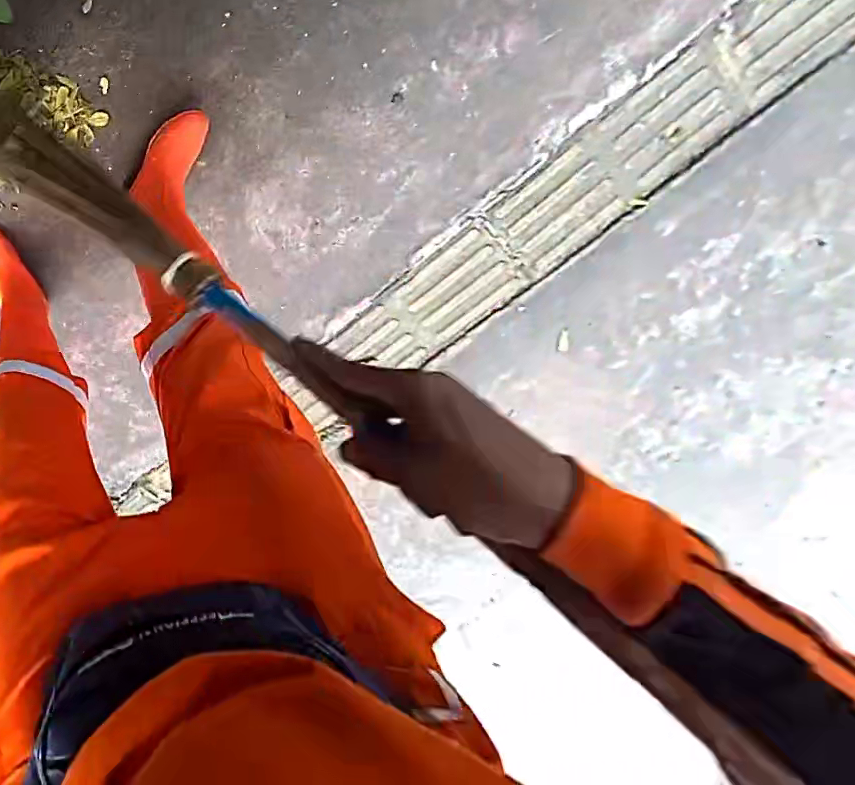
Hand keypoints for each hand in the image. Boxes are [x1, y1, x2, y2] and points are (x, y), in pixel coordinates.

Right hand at [289, 340, 576, 549]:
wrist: (561, 509)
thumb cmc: (481, 486)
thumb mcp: (415, 475)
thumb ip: (373, 454)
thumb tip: (353, 442)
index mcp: (414, 391)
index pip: (352, 372)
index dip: (320, 362)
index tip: (293, 345)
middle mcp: (428, 389)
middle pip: (372, 403)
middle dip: (372, 438)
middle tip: (389, 474)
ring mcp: (449, 404)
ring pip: (396, 424)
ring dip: (400, 458)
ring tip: (428, 493)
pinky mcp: (464, 423)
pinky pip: (420, 433)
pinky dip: (420, 460)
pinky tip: (443, 493)